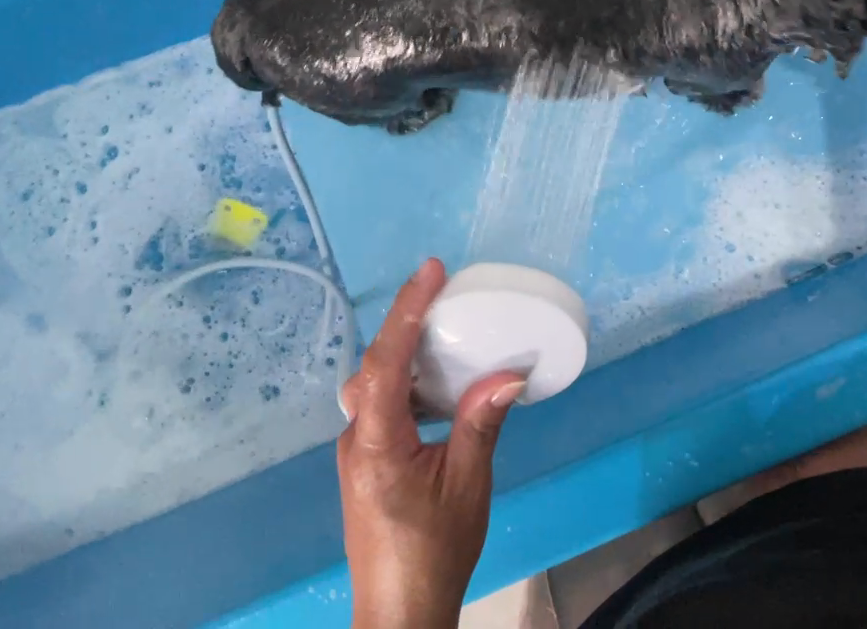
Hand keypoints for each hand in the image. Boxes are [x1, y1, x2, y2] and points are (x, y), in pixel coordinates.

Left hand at [339, 258, 525, 628]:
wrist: (400, 611)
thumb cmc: (434, 550)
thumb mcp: (468, 485)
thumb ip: (482, 425)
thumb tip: (510, 372)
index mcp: (377, 443)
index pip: (386, 362)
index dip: (407, 312)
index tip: (432, 272)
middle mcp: (357, 439)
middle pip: (372, 365)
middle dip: (404, 321)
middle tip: (442, 289)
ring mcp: (358, 452)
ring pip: (372, 384)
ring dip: (403, 348)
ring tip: (442, 324)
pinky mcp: (367, 462)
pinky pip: (381, 404)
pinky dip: (406, 378)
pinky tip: (436, 380)